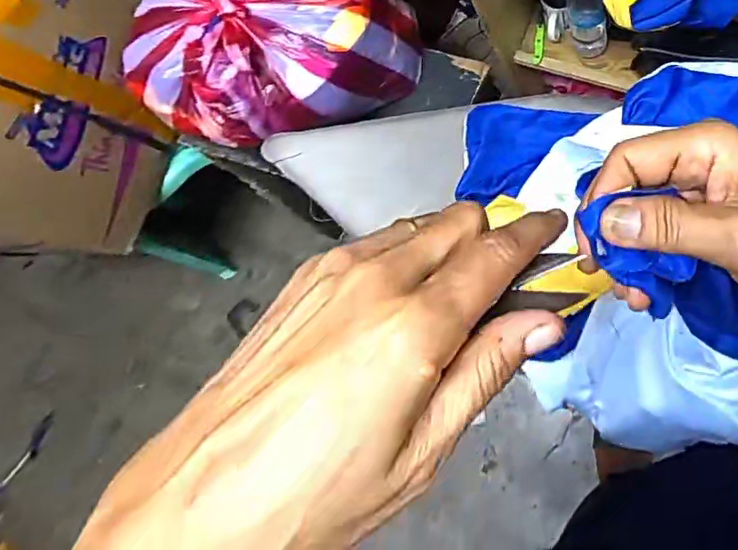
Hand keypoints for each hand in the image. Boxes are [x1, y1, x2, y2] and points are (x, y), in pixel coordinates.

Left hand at [75, 203, 568, 549]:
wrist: (183, 519)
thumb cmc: (313, 499)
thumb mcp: (421, 452)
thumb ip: (490, 370)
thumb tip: (547, 319)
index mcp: (416, 327)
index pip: (498, 252)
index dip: (535, 232)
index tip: (554, 223)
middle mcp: (379, 281)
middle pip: (464, 218)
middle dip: (493, 236)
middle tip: (502, 278)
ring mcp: (336, 272)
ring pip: (424, 221)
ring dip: (452, 240)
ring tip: (450, 291)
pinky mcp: (305, 278)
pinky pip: (381, 237)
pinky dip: (409, 249)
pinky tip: (396, 297)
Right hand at [579, 120, 737, 309]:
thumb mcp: (737, 240)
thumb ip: (670, 228)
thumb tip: (604, 220)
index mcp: (707, 144)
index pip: (630, 158)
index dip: (603, 200)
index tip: (595, 254)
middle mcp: (699, 156)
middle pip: (631, 184)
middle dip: (616, 233)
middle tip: (617, 282)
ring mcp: (703, 185)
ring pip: (642, 211)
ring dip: (631, 252)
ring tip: (640, 294)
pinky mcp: (707, 213)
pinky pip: (662, 229)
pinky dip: (651, 258)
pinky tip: (654, 290)